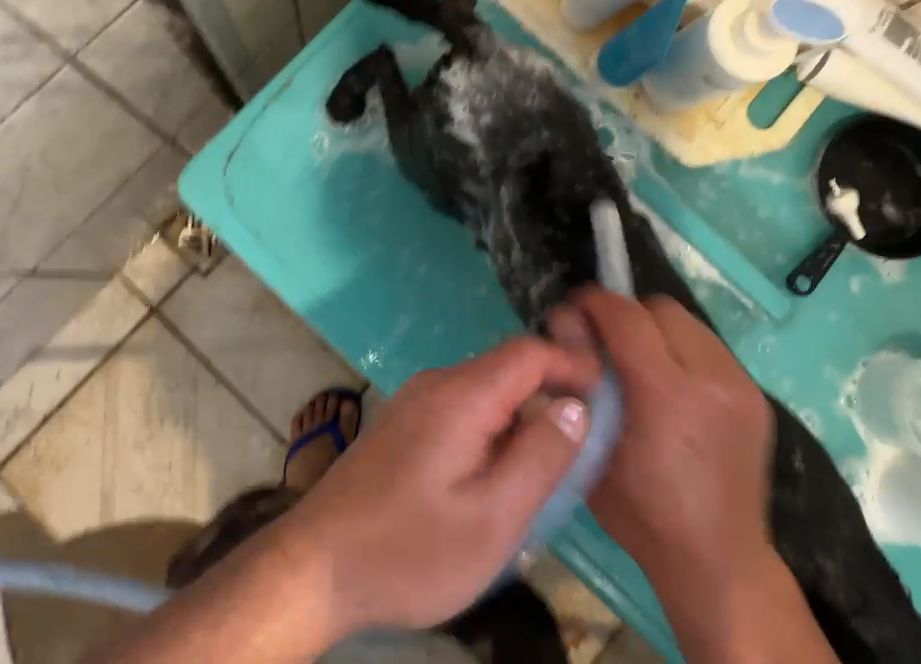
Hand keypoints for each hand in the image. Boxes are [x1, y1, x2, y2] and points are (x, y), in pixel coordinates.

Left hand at [266, 338, 600, 641]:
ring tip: (546, 475)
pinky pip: (462, 414)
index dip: (574, 367)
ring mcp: (413, 405)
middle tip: (583, 451)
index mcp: (459, 396)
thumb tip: (576, 406)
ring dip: (522, 423)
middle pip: (508, 371)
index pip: (530, 352)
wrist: (314, 569)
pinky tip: (497, 482)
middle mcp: (435, 386)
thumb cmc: (409, 551)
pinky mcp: (402, 429)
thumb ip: (540, 457)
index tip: (607, 403)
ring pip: (486, 395)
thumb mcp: (492, 518)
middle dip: (551, 399)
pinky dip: (492, 435)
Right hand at [549, 289, 777, 592]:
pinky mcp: (756, 396)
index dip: (594, 302)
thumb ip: (581, 384)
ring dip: (656, 331)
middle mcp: (712, 378)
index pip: (626, 316)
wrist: (717, 559)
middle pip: (661, 308)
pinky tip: (668, 383)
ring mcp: (741, 386)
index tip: (573, 309)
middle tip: (602, 339)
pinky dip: (682, 352)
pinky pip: (710, 349)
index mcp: (666, 395)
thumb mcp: (592, 451)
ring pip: (689, 324)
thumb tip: (566, 329)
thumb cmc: (642, 515)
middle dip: (626, 314)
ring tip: (636, 361)